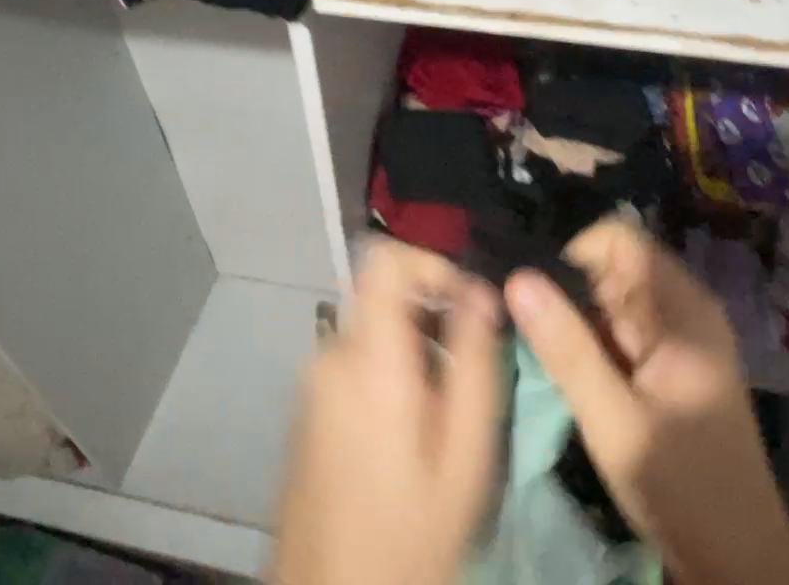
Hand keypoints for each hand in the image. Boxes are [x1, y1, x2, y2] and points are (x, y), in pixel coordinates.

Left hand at [273, 242, 501, 584]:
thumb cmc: (410, 531)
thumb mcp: (465, 454)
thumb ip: (476, 362)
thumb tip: (481, 291)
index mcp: (368, 357)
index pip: (384, 257)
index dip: (431, 262)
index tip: (468, 303)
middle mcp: (329, 354)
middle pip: (385, 298)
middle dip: (434, 321)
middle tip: (470, 375)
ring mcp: (311, 381)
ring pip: (374, 331)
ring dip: (416, 353)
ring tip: (447, 414)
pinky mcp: (306, 405)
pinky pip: (355, 361)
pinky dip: (389, 372)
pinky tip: (411, 432)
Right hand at [504, 216, 788, 584]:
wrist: (738, 561)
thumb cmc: (683, 487)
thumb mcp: (614, 421)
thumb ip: (565, 347)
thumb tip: (516, 276)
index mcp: (682, 309)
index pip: (617, 238)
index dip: (567, 250)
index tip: (524, 284)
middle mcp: (682, 309)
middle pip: (609, 266)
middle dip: (561, 283)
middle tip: (511, 314)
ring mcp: (674, 337)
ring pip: (606, 299)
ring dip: (568, 312)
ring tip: (525, 336)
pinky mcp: (664, 364)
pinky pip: (614, 330)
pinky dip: (583, 337)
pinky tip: (554, 360)